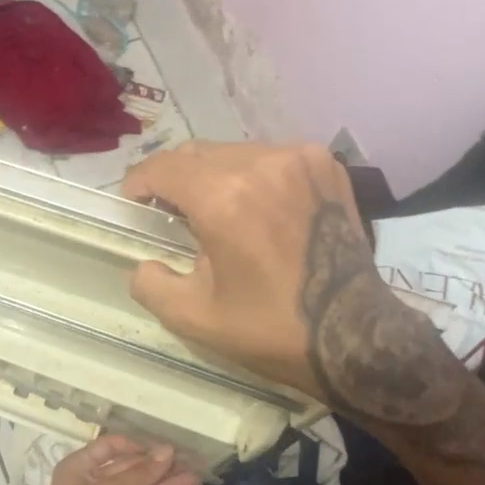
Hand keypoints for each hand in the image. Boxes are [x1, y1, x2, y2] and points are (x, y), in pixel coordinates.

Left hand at [6, 436, 199, 484]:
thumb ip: (140, 473)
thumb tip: (169, 450)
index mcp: (81, 465)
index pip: (112, 446)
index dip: (138, 446)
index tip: (165, 449)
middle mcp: (94, 481)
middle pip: (131, 470)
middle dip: (160, 468)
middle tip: (192, 464)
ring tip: (196, 480)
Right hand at [122, 142, 455, 428]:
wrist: (352, 333)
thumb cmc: (269, 328)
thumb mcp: (193, 317)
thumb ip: (150, 284)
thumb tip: (144, 263)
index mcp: (225, 198)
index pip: (164, 167)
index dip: (138, 183)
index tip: (133, 206)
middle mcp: (263, 164)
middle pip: (197, 153)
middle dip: (174, 179)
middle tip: (168, 214)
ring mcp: (301, 159)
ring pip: (234, 152)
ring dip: (212, 176)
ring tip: (213, 213)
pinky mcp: (326, 166)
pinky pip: (271, 158)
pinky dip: (252, 176)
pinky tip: (253, 209)